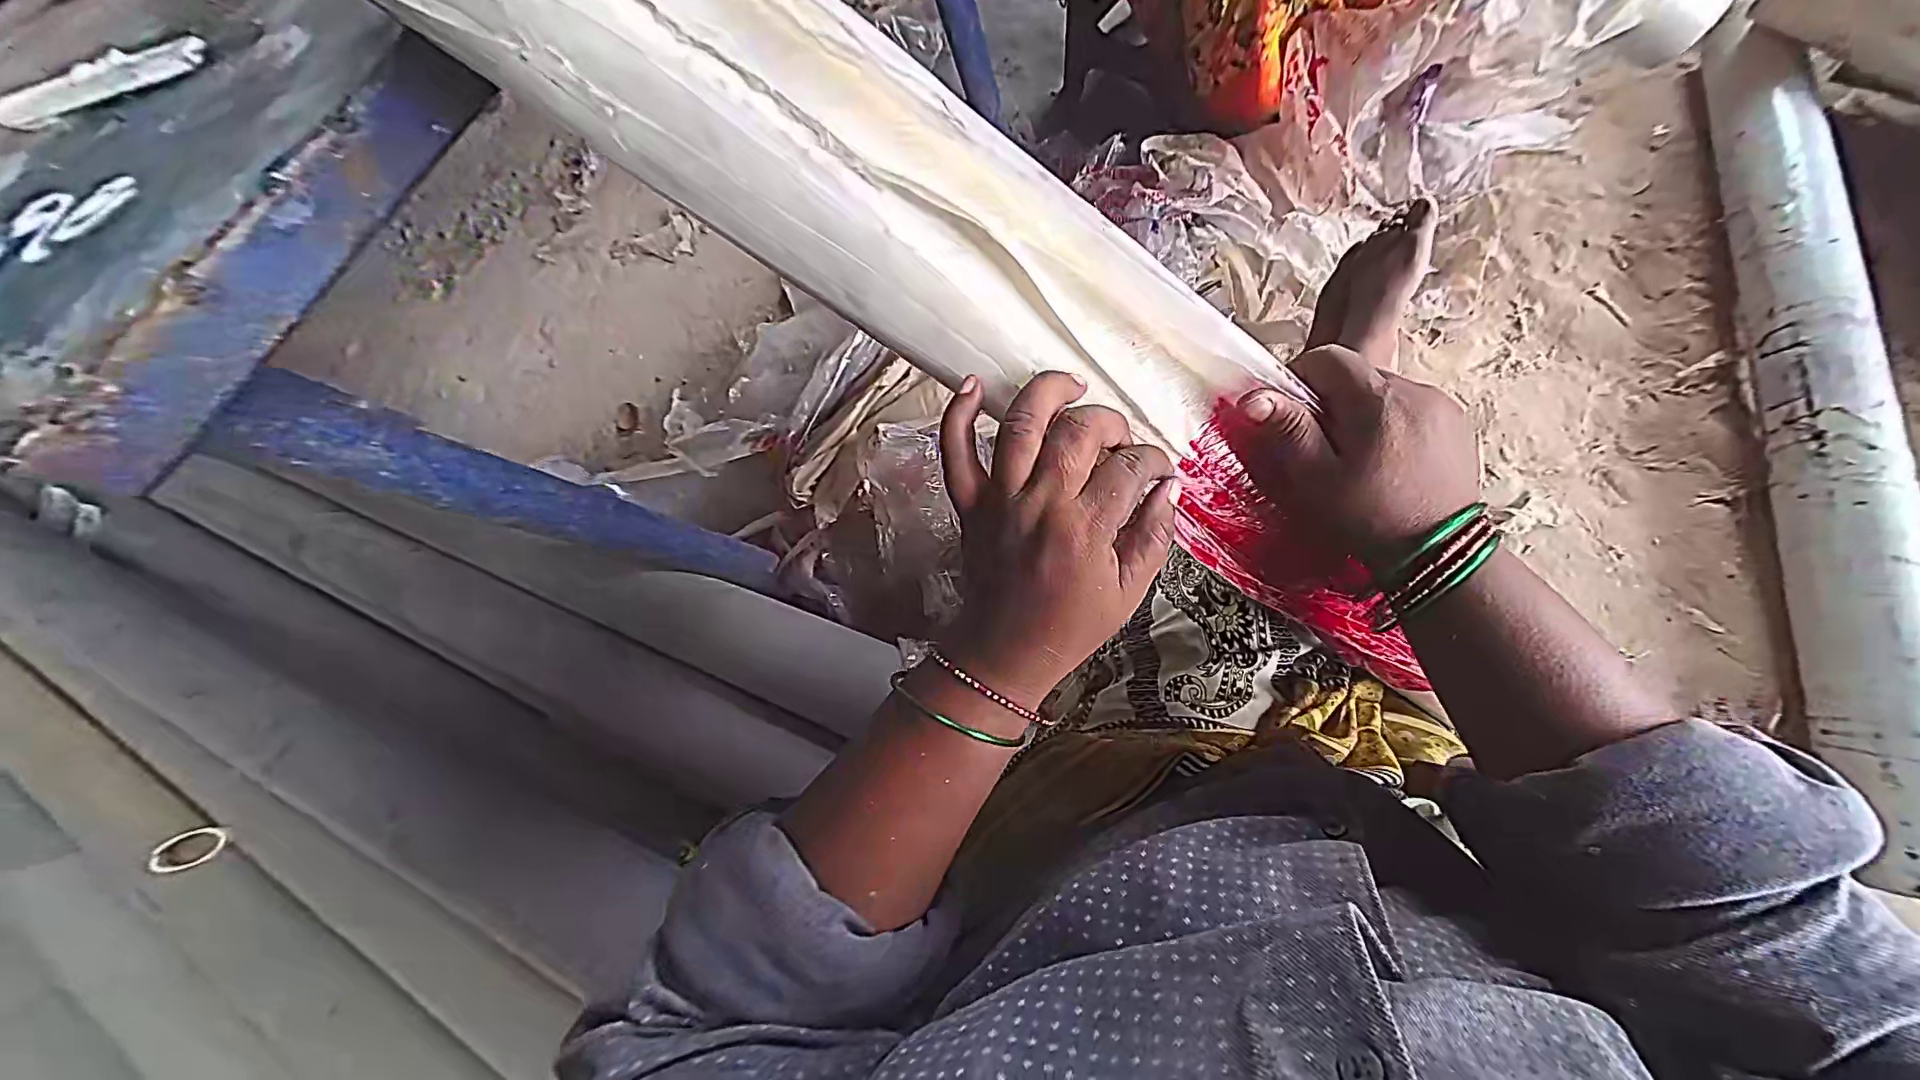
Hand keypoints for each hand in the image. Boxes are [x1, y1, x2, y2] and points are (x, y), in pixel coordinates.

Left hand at [938, 371, 1178, 707]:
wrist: (1004, 651)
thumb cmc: (1068, 626)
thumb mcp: (1129, 592)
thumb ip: (1153, 536)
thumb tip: (1167, 489)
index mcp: (1085, 530)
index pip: (1128, 467)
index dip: (1151, 459)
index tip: (1155, 468)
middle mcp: (1040, 505)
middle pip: (1078, 432)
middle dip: (1109, 421)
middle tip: (1118, 437)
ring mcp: (999, 500)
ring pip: (1020, 425)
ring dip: (1047, 393)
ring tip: (1070, 385)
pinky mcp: (970, 504)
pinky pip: (955, 450)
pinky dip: (959, 413)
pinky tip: (975, 385)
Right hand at [1230, 344, 1479, 571]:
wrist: (1439, 554)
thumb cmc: (1367, 517)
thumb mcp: (1315, 478)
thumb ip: (1288, 430)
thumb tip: (1253, 396)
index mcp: (1376, 400)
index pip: (1327, 358)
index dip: (1299, 379)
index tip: (1291, 415)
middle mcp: (1414, 391)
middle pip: (1355, 373)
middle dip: (1329, 400)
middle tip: (1318, 446)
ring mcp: (1440, 405)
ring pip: (1380, 390)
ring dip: (1358, 412)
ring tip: (1352, 458)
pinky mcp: (1455, 423)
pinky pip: (1408, 407)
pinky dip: (1387, 424)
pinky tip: (1383, 461)